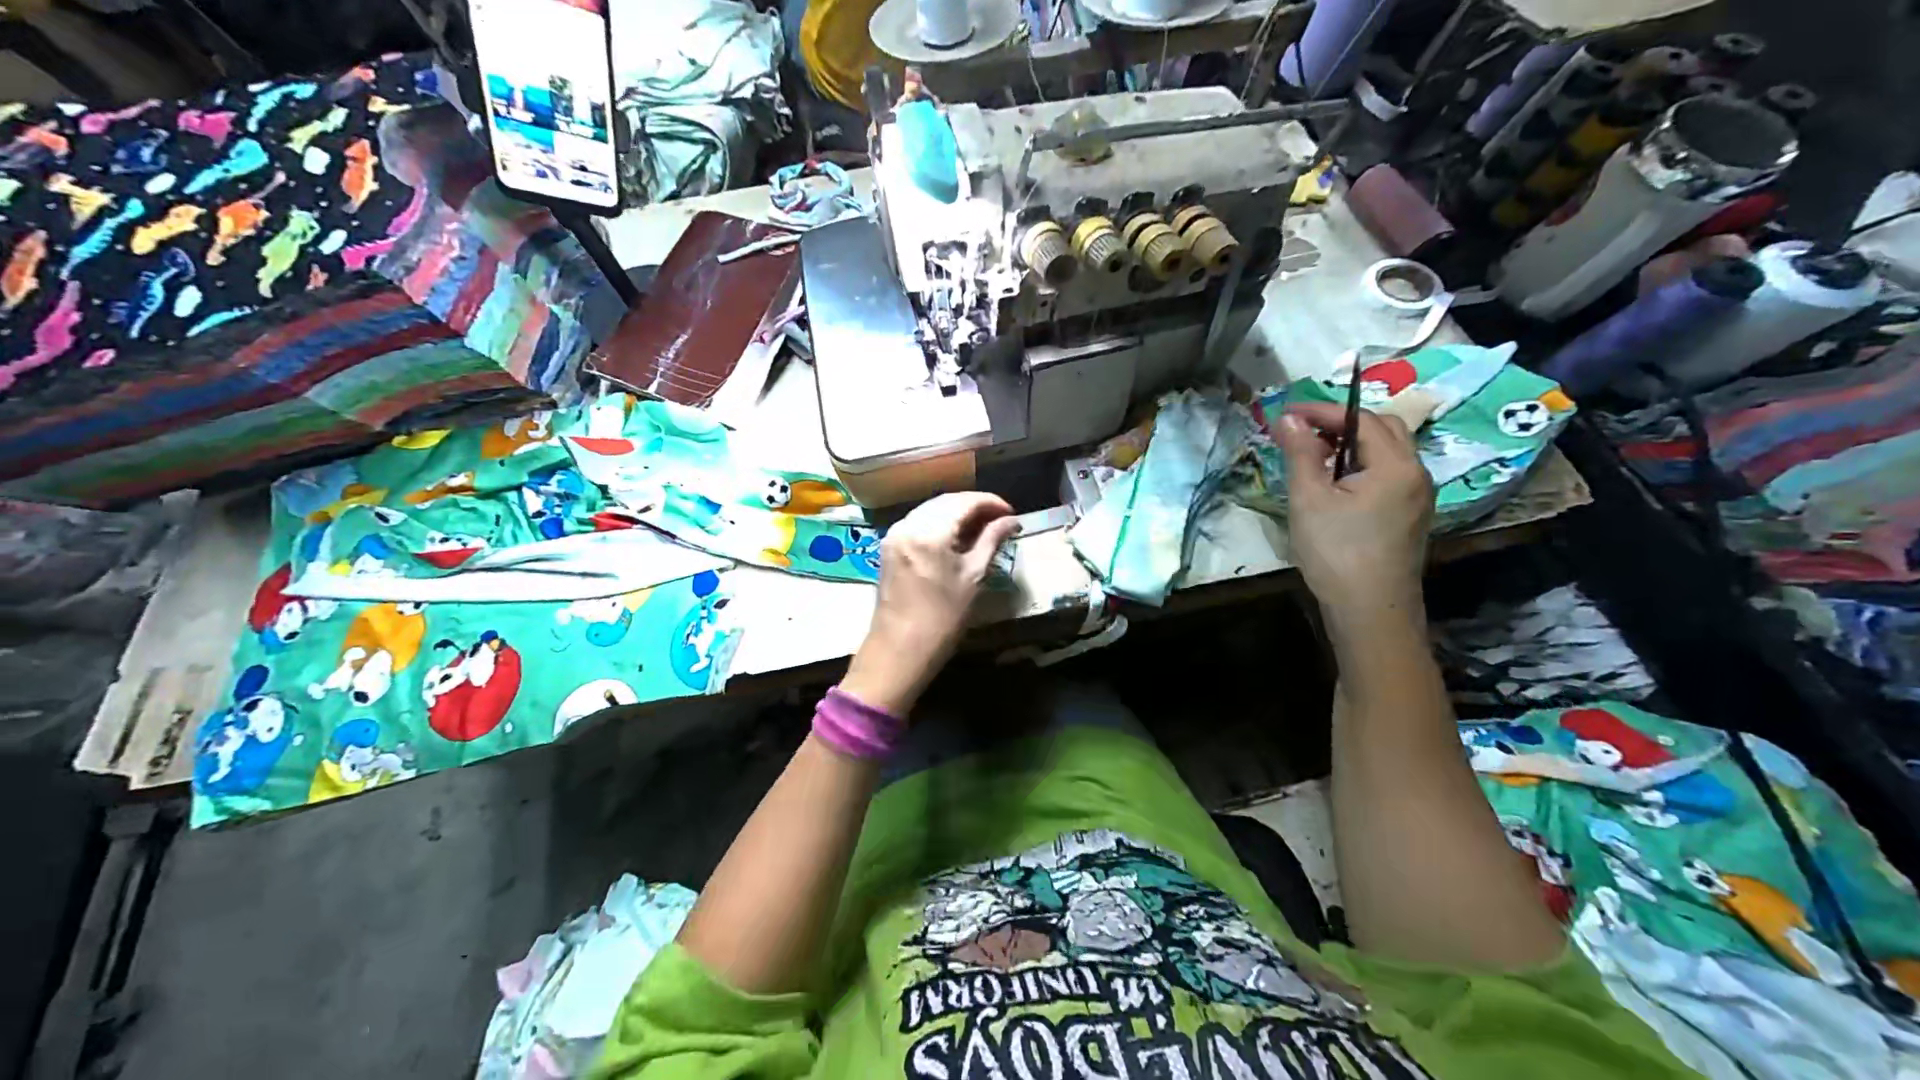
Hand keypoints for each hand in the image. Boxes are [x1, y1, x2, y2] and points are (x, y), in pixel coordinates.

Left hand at [841, 492, 1018, 715]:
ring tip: (982, 528)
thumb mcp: (973, 577)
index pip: (965, 502)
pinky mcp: (889, 546)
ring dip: (957, 513)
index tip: (1011, 513)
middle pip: (946, 502)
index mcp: (929, 532)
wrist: (900, 649)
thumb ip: (991, 541)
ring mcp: (894, 534)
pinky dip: (939, 523)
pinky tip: (956, 537)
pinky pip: (918, 523)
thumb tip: (1010, 520)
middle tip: (1000, 520)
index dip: (991, 503)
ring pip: (931, 510)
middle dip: (974, 506)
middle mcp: (908, 525)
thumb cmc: (942, 618)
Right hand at [1277, 402, 1433, 631]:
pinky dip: (1362, 466)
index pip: (1362, 419)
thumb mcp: (1309, 499)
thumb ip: (1301, 453)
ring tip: (1313, 456)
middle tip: (1303, 432)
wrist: (1369, 611)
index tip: (1288, 413)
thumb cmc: (1336, 552)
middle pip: (1383, 430)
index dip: (1324, 411)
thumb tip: (1288, 418)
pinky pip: (1388, 474)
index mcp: (1396, 465)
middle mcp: (1416, 474)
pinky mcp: (1410, 516)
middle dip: (1342, 423)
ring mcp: (1418, 497)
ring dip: (1352, 445)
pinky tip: (1335, 483)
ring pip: (1387, 453)